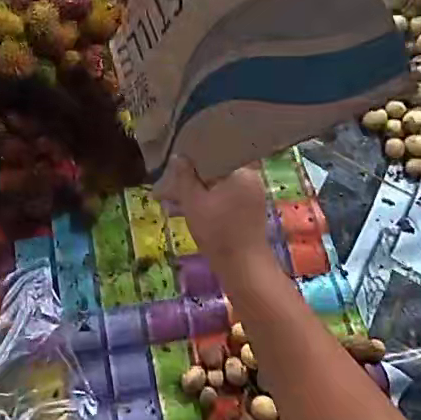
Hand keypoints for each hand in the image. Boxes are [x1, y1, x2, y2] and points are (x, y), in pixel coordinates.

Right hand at [155, 158, 271, 273]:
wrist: (244, 269)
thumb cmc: (218, 232)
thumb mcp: (193, 202)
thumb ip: (184, 176)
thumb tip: (178, 156)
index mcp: (240, 170)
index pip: (214, 151)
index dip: (191, 154)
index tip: (174, 160)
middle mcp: (250, 177)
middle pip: (215, 168)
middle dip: (191, 175)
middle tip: (168, 183)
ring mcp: (252, 194)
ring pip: (218, 183)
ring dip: (197, 189)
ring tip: (172, 199)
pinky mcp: (250, 210)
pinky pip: (225, 196)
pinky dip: (208, 199)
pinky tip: (187, 209)